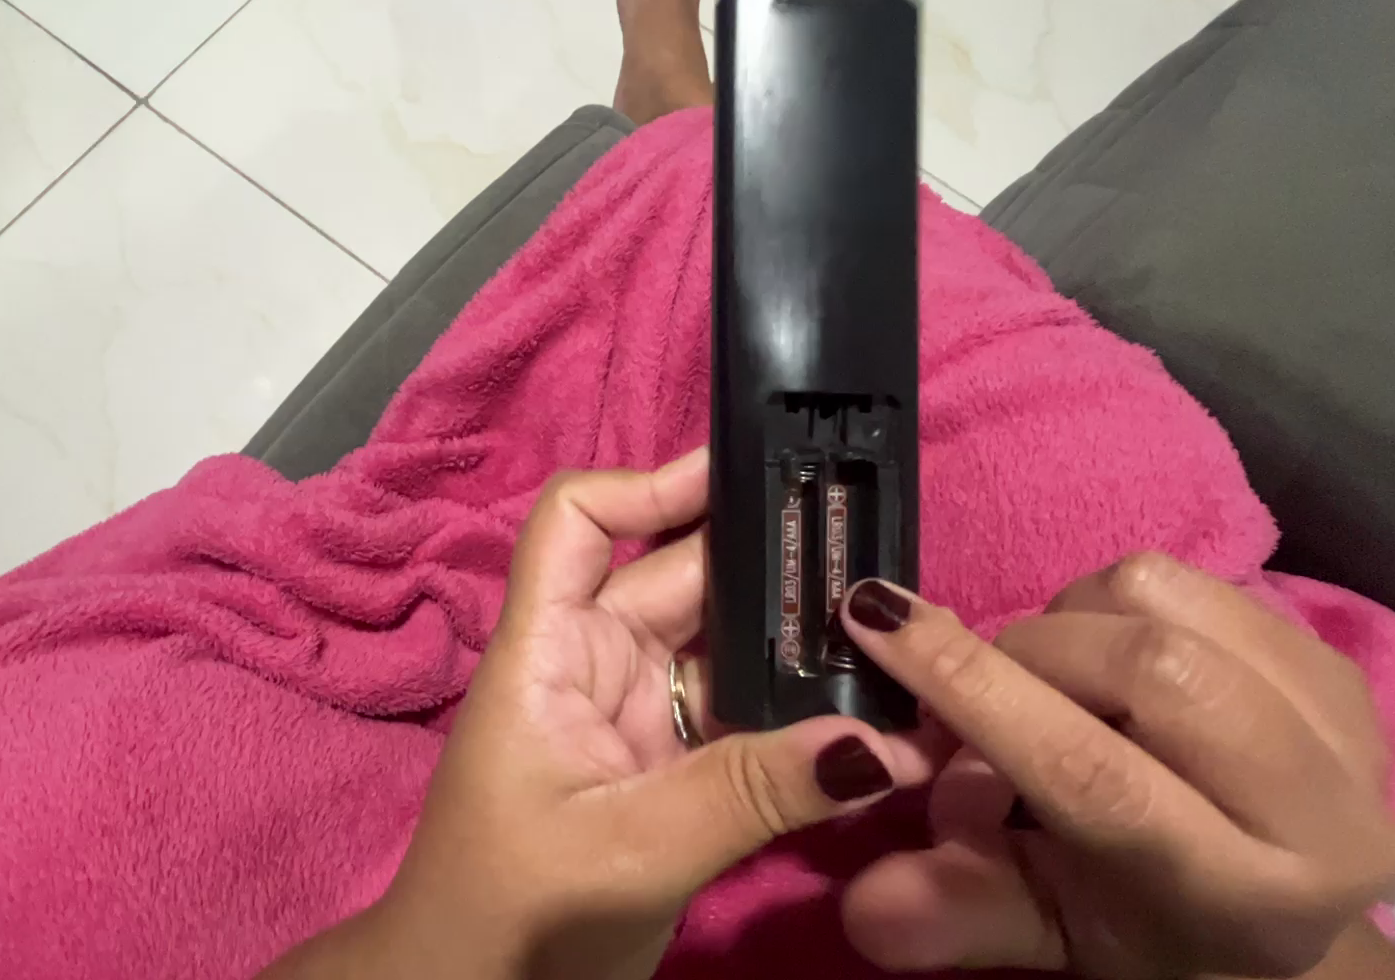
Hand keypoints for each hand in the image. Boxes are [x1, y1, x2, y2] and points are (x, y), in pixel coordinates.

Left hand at [262, 449, 928, 979]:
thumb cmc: (514, 916)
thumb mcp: (630, 851)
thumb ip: (749, 794)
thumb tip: (880, 745)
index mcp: (547, 646)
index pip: (575, 520)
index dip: (644, 485)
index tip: (736, 478)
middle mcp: (588, 653)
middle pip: (669, 568)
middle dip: (756, 550)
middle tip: (858, 535)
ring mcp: (629, 700)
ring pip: (711, 631)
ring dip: (784, 621)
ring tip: (877, 607)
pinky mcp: (661, 748)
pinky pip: (730, 696)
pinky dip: (785, 690)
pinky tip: (853, 687)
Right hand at [836, 554, 1394, 979]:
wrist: (1272, 894)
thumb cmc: (1137, 914)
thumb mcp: (1039, 922)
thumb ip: (950, 908)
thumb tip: (857, 909)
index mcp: (1233, 889)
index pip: (1089, 770)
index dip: (966, 683)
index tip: (872, 615)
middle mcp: (1318, 805)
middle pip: (1141, 664)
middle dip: (1019, 652)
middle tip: (981, 684)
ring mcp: (1342, 718)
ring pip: (1153, 597)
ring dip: (1064, 621)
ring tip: (1053, 676)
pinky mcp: (1329, 657)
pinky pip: (1181, 576)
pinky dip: (1107, 600)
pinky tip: (1107, 654)